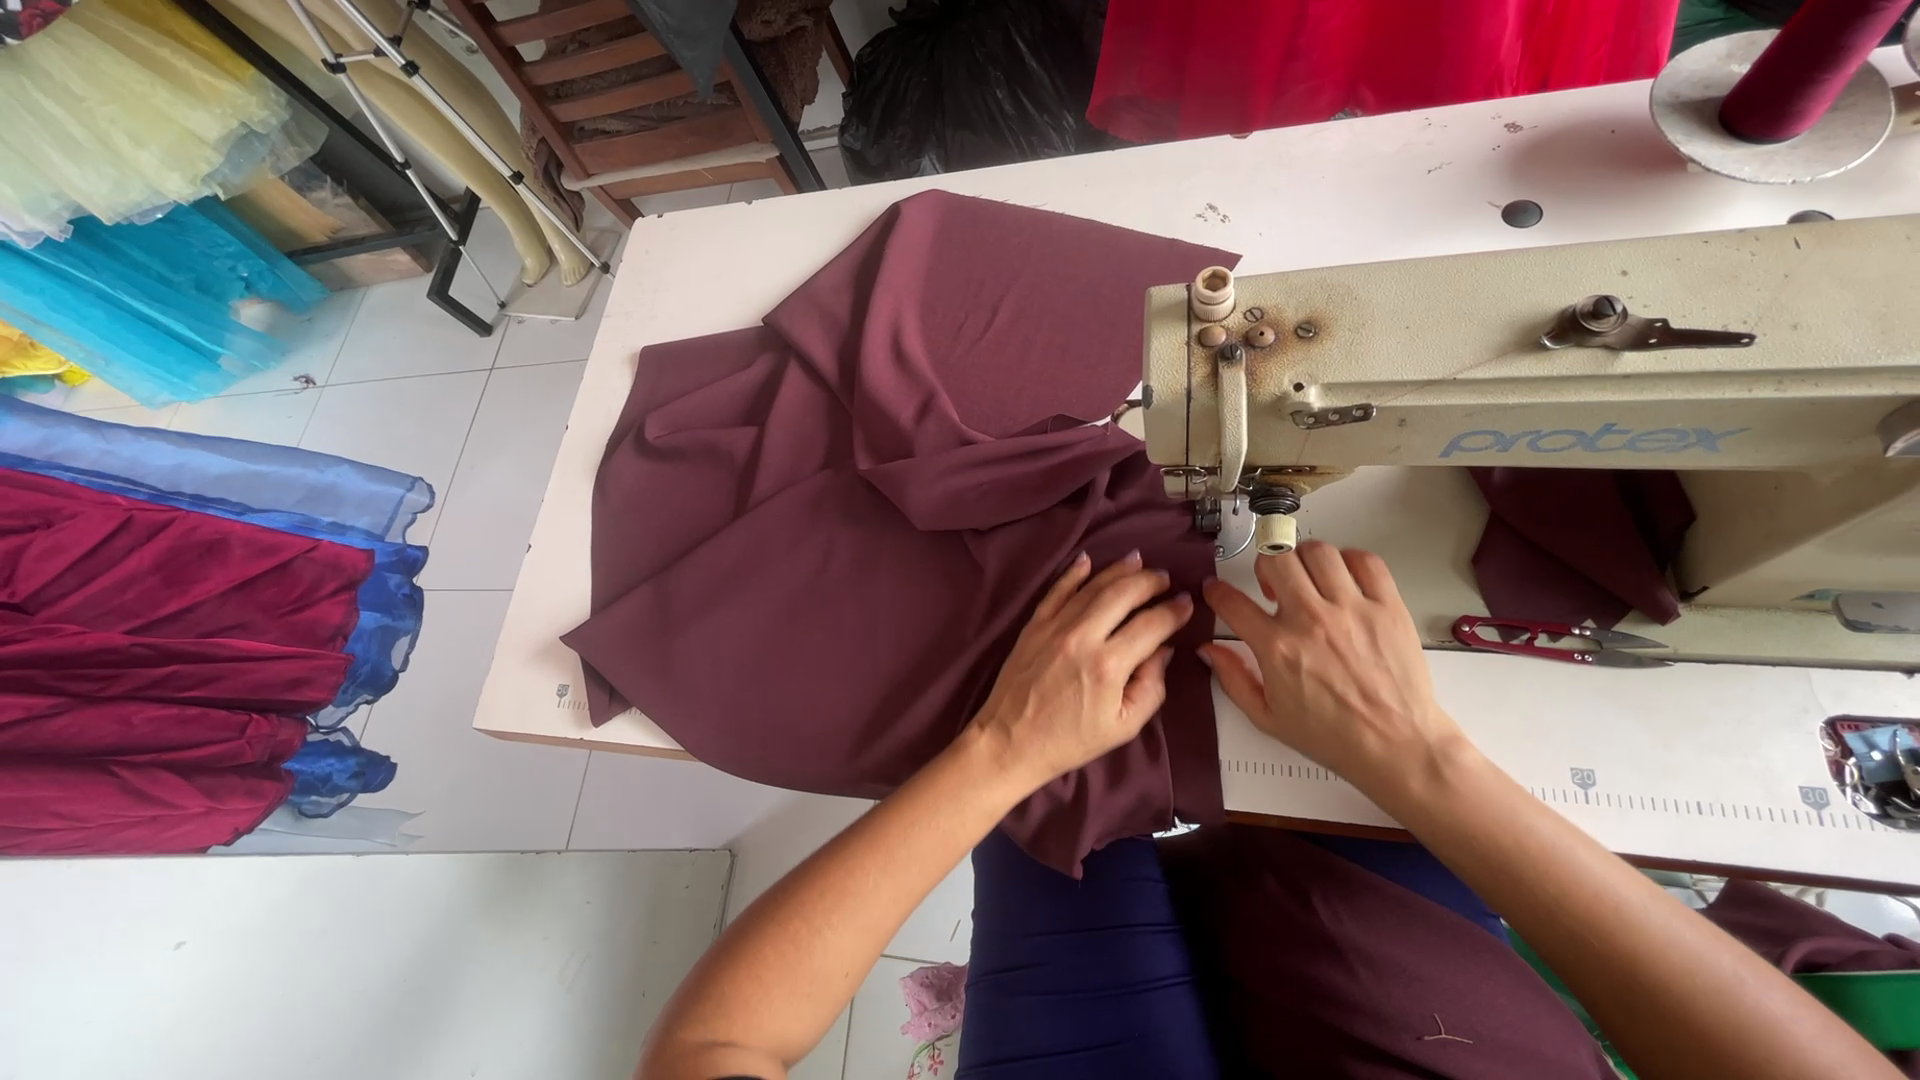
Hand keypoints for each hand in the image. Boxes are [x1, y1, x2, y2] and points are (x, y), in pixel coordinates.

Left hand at [966, 550, 1193, 790]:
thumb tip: (1163, 650)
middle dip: (1149, 581)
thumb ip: (1151, 686)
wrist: (1011, 741)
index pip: (1151, 625)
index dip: (1174, 611)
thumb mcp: (1124, 726)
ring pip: (1092, 587)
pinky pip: (1056, 591)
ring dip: (1118, 570)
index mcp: (1109, 666)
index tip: (1186, 602)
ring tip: (1138, 561)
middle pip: (1123, 594)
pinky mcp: (1033, 626)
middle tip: (1165, 578)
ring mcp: (1054, 627)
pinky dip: (1073, 573)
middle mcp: (1082, 638)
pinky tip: (1087, 560)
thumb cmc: (1070, 740)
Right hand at [1199, 541, 1469, 794]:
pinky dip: (1349, 560)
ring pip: (1318, 551)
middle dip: (1264, 564)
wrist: (1396, 745)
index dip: (1216, 591)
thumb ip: (1232, 678)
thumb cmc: (1334, 736)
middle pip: (1276, 558)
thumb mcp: (1266, 716)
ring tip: (1308, 580)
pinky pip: (1366, 561)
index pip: (1231, 601)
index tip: (1216, 589)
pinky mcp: (1387, 608)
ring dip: (1304, 559)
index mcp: (1277, 648)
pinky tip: (1342, 580)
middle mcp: (1311, 621)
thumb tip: (1208, 650)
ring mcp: (1352, 610)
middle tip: (1271, 584)